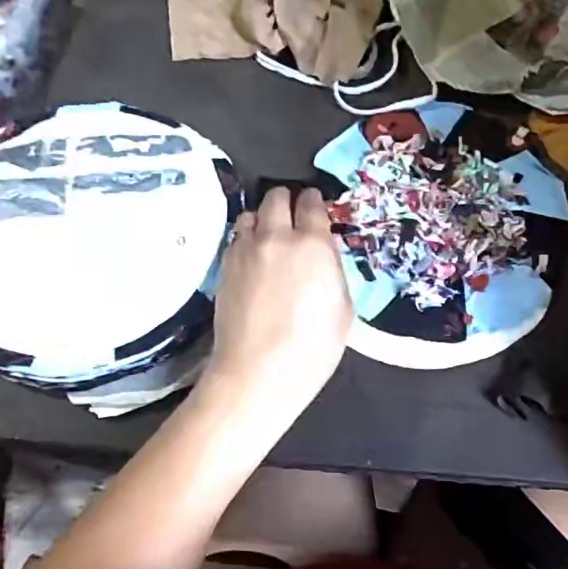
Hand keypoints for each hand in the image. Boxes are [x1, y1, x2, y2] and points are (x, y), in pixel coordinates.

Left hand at [207, 187, 351, 420]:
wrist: (260, 370)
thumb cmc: (313, 347)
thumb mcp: (343, 308)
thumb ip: (333, 271)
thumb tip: (324, 256)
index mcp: (314, 245)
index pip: (312, 204)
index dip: (315, 202)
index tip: (315, 206)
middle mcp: (277, 237)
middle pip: (277, 197)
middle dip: (288, 201)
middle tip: (294, 215)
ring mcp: (245, 249)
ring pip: (251, 213)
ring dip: (264, 218)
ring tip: (270, 235)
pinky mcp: (224, 266)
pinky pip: (236, 238)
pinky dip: (246, 239)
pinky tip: (255, 258)